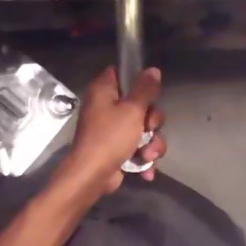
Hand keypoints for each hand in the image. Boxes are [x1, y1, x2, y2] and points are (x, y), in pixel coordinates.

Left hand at [54, 66, 166, 201]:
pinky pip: (138, 146)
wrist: (92, 175)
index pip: (121, 73)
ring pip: (144, 128)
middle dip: (152, 121)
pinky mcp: (118, 148)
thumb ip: (145, 89)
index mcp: (104, 91)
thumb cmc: (110, 137)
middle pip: (140, 103)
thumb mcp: (132, 110)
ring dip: (151, 143)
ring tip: (147, 155)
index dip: (137, 80)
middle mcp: (106, 106)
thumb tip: (153, 69)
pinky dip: (144, 157)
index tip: (150, 91)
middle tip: (148, 128)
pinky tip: (146, 169)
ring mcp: (112, 129)